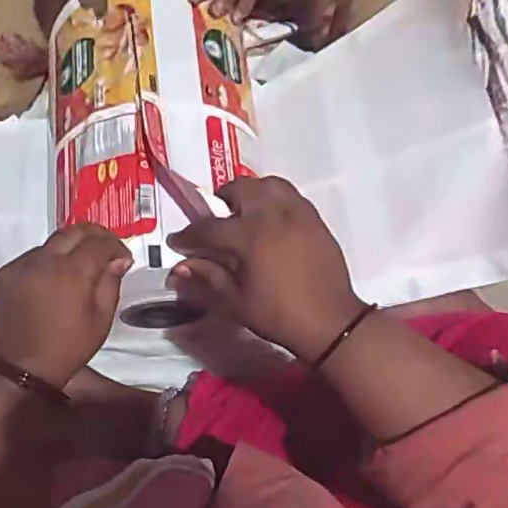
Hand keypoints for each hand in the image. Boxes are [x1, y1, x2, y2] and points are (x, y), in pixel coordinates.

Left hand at [0, 224, 131, 386]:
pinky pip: (30, 259)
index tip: (123, 258)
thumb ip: (110, 283)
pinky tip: (51, 282)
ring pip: (50, 245)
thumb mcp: (100, 320)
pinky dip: (45, 264)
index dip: (116, 246)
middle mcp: (43, 261)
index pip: (99, 243)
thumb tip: (118, 260)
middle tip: (105, 248)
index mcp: (71, 273)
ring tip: (77, 268)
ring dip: (68, 250)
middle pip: (73, 232)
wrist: (21, 369)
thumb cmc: (67, 349)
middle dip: (95, 236)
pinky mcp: (4, 275)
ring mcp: (19, 266)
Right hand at [166, 176, 363, 358]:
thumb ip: (207, 279)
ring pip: (269, 184)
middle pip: (241, 189)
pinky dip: (274, 200)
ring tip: (244, 213)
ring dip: (251, 193)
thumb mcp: (235, 302)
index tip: (177, 241)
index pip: (209, 227)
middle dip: (221, 200)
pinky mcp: (316, 220)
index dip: (188, 235)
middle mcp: (274, 215)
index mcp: (250, 236)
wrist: (330, 323)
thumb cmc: (278, 315)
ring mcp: (298, 214)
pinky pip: (291, 196)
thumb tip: (180, 268)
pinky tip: (270, 222)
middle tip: (215, 222)